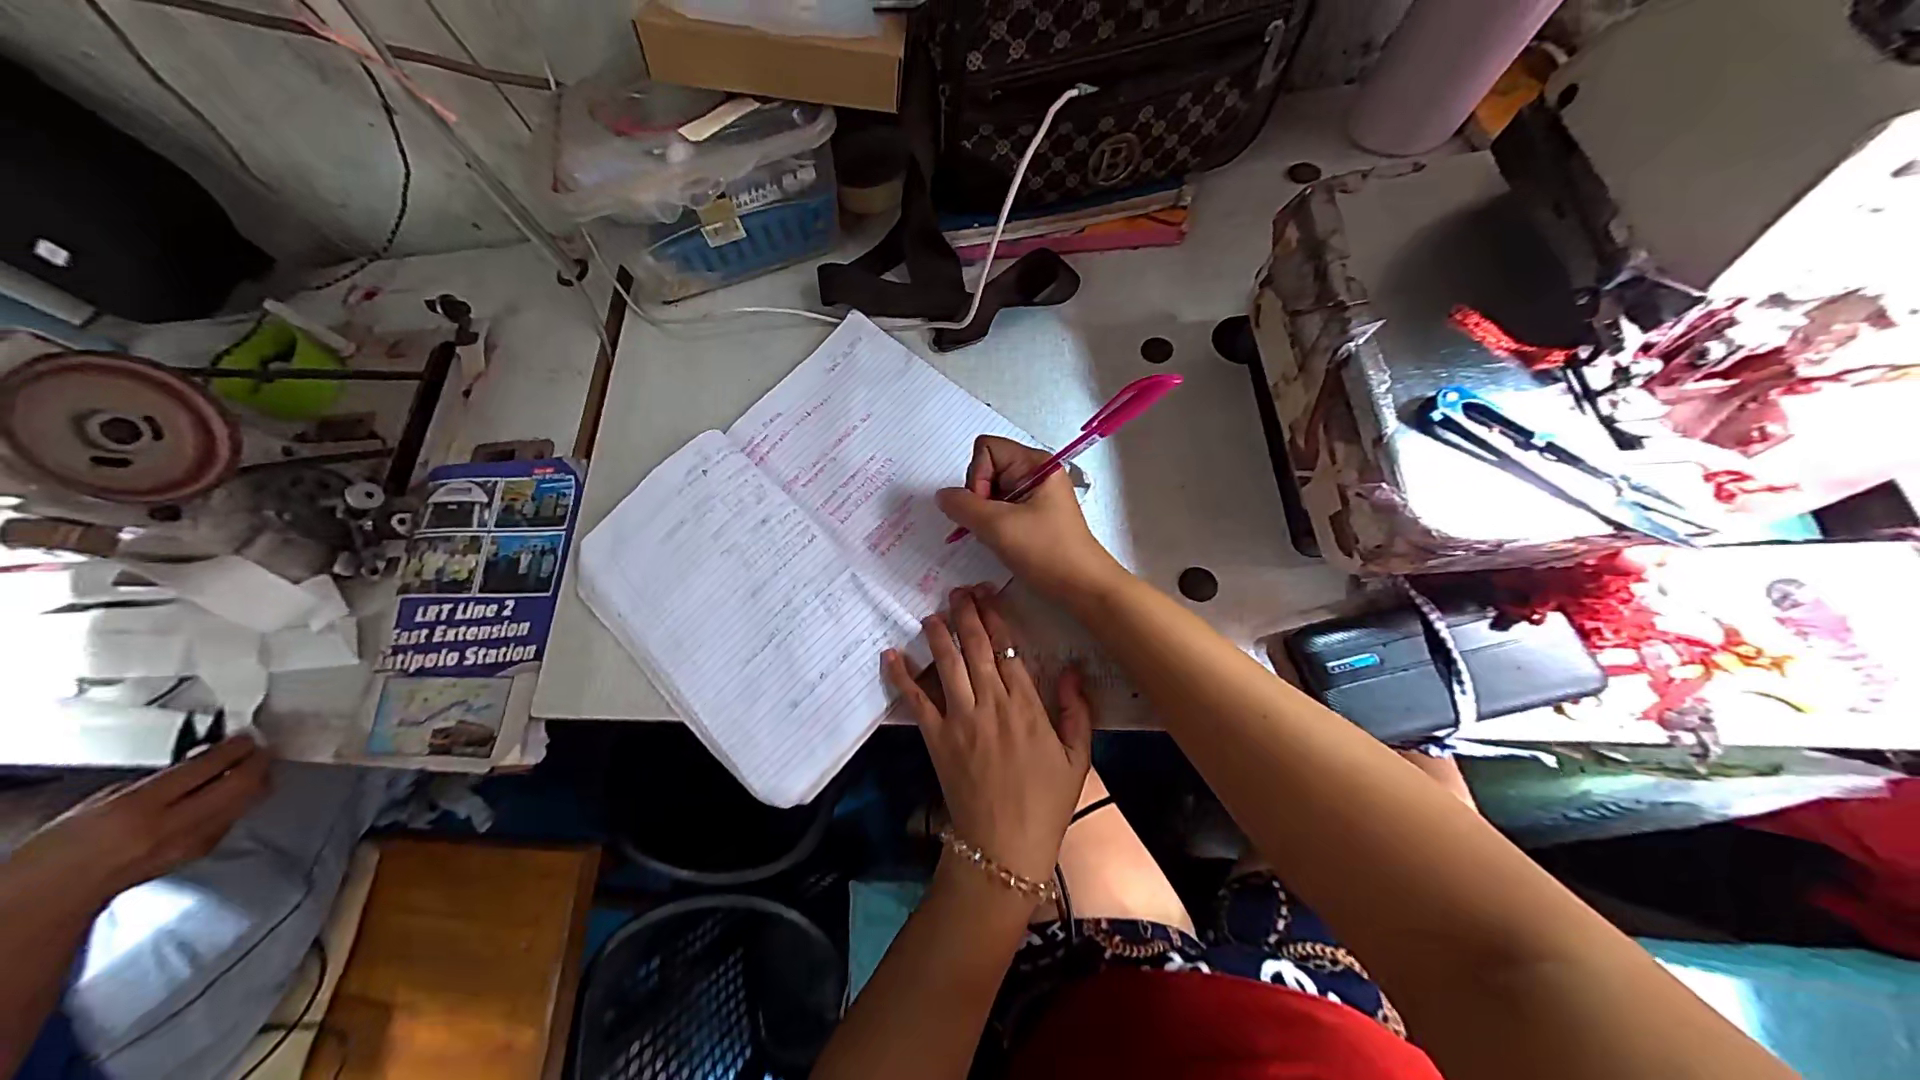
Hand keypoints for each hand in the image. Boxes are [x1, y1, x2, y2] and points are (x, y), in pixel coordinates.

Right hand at [11, 736, 269, 904]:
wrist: (52, 896)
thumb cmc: (61, 848)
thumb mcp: (104, 799)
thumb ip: (157, 778)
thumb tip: (200, 759)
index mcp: (139, 808)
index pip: (206, 767)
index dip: (234, 747)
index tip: (245, 736)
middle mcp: (170, 826)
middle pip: (241, 784)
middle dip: (258, 761)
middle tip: (259, 748)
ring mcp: (189, 843)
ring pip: (248, 801)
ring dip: (257, 779)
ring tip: (254, 765)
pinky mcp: (197, 854)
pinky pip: (234, 819)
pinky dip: (242, 801)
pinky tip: (235, 793)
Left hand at [885, 585, 1092, 884]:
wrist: (1004, 845)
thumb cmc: (1046, 802)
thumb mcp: (1077, 758)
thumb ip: (1076, 711)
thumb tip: (1070, 669)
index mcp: (1027, 705)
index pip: (1008, 649)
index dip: (996, 618)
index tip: (988, 595)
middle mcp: (991, 703)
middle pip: (975, 647)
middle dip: (966, 614)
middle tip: (959, 591)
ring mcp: (960, 718)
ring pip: (947, 663)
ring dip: (938, 634)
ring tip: (933, 613)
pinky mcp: (935, 737)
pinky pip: (915, 699)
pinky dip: (901, 675)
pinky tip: (890, 654)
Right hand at [936, 436, 1127, 603]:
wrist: (1083, 588)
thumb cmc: (1047, 553)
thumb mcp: (998, 526)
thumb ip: (962, 506)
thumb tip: (943, 496)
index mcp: (1035, 464)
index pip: (986, 449)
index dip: (977, 476)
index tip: (988, 507)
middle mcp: (1035, 473)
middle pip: (986, 469)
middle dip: (978, 497)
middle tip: (992, 524)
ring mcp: (1034, 495)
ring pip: (990, 492)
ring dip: (984, 514)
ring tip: (998, 537)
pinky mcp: (1032, 516)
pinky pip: (1000, 509)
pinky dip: (992, 524)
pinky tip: (1001, 542)